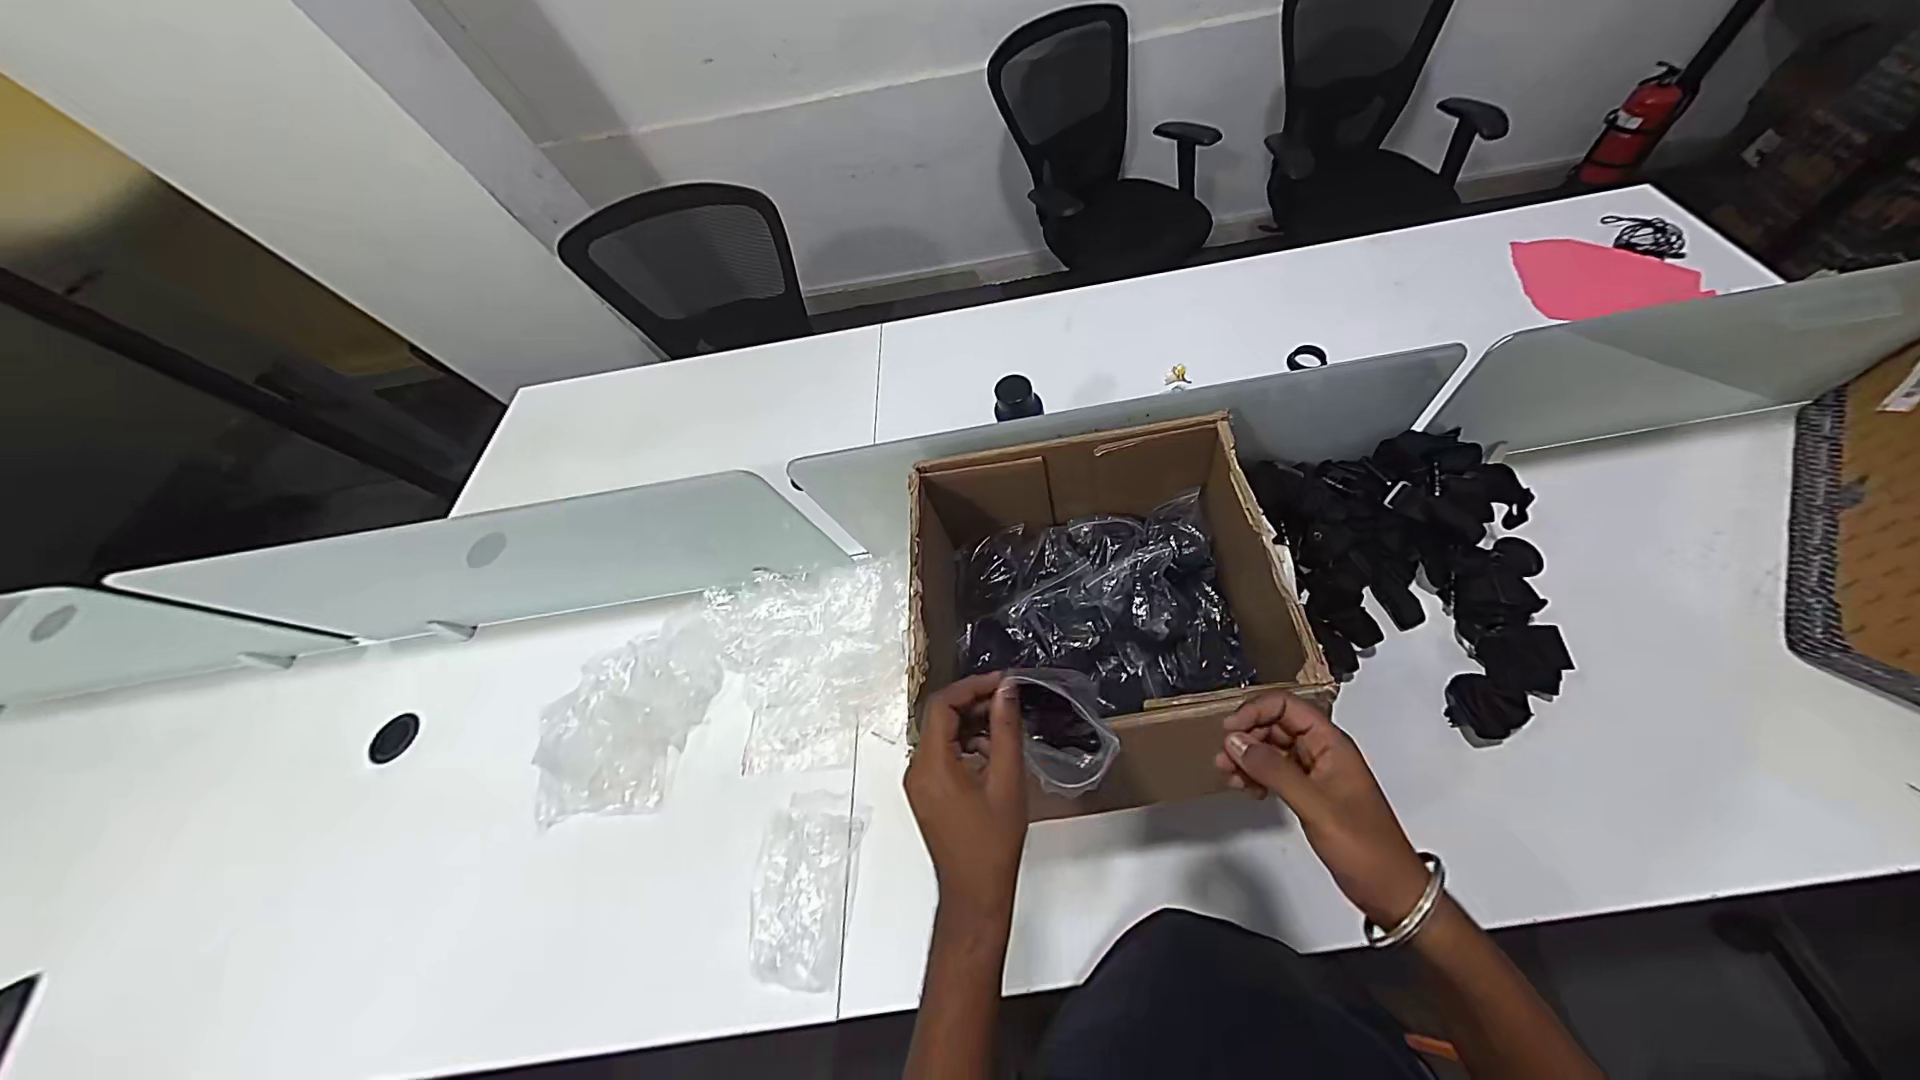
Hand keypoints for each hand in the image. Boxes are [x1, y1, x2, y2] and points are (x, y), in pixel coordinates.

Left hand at [905, 673, 1028, 925]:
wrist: (976, 892)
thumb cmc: (991, 845)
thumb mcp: (1007, 779)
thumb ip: (1006, 729)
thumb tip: (1006, 692)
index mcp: (931, 764)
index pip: (943, 705)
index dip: (973, 686)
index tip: (1001, 682)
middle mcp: (917, 770)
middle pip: (941, 718)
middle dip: (975, 703)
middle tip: (1008, 699)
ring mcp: (920, 782)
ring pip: (943, 735)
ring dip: (973, 724)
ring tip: (1006, 727)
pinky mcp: (927, 792)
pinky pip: (943, 754)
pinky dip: (967, 745)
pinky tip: (993, 752)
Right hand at [1215, 691, 1429, 927]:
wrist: (1391, 892)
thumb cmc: (1366, 849)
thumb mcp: (1316, 806)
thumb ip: (1273, 770)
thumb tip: (1236, 742)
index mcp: (1331, 744)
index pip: (1287, 706)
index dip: (1255, 711)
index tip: (1230, 731)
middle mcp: (1322, 752)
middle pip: (1275, 724)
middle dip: (1246, 736)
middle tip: (1224, 757)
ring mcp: (1315, 772)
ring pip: (1271, 748)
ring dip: (1246, 757)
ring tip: (1229, 774)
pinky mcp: (1308, 791)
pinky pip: (1273, 770)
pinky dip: (1255, 775)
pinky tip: (1247, 788)